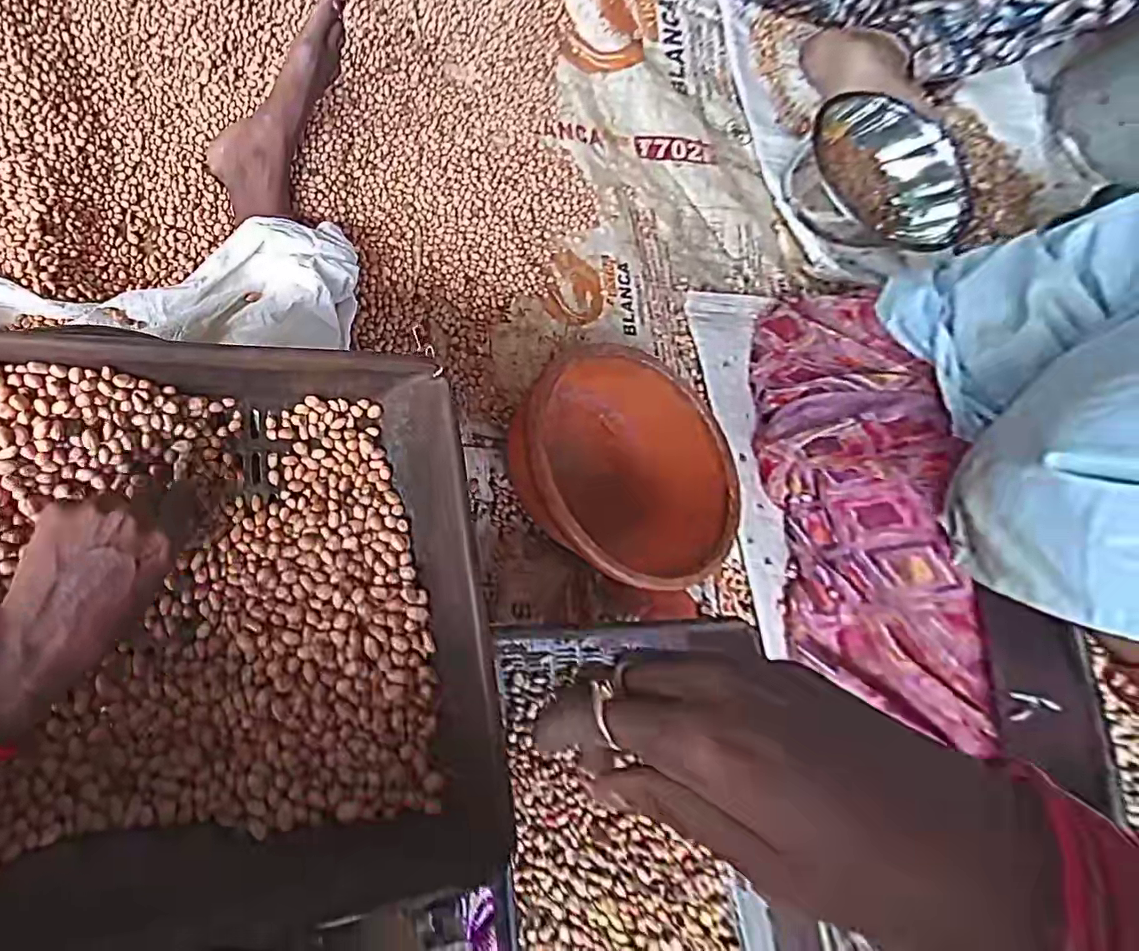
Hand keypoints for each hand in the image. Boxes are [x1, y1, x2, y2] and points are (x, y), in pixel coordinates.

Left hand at [0, 483, 198, 744]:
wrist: (38, 640)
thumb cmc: (93, 634)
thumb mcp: (140, 597)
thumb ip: (151, 559)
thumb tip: (149, 541)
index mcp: (160, 545)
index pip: (180, 502)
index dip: (178, 499)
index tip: (176, 495)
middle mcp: (133, 519)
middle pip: (140, 500)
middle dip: (131, 518)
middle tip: (113, 543)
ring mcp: (94, 509)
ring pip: (104, 504)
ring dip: (98, 521)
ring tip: (80, 553)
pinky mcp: (59, 509)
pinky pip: (71, 510)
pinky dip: (67, 526)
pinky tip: (57, 553)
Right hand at [534, 653, 1059, 950]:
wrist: (996, 857)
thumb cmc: (870, 880)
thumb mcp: (758, 862)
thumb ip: (666, 804)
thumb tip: (599, 779)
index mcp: (706, 745)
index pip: (598, 712)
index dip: (562, 726)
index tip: (545, 741)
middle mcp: (718, 691)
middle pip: (617, 676)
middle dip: (595, 707)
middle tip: (595, 747)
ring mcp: (752, 671)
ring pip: (652, 661)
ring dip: (631, 691)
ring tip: (640, 733)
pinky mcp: (780, 668)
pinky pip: (697, 661)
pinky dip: (673, 683)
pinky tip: (690, 719)